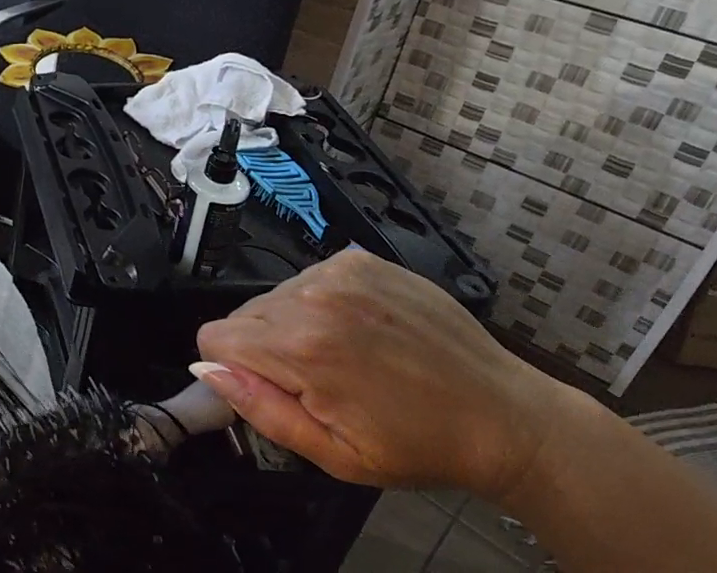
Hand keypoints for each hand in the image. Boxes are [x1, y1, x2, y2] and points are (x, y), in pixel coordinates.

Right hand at [194, 250, 562, 501]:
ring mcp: (338, 273)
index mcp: (301, 347)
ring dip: (293, 324)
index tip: (276, 389)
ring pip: (274, 297)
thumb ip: (261, 410)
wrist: (509, 418)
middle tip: (319, 379)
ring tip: (346, 354)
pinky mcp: (361, 261)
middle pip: (243, 315)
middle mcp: (311, 297)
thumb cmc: (420, 446)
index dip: (235, 369)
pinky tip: (362, 329)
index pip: (214, 337)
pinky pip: (308, 278)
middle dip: (265, 347)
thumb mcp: (335, 455)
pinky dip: (322, 303)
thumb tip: (207, 368)